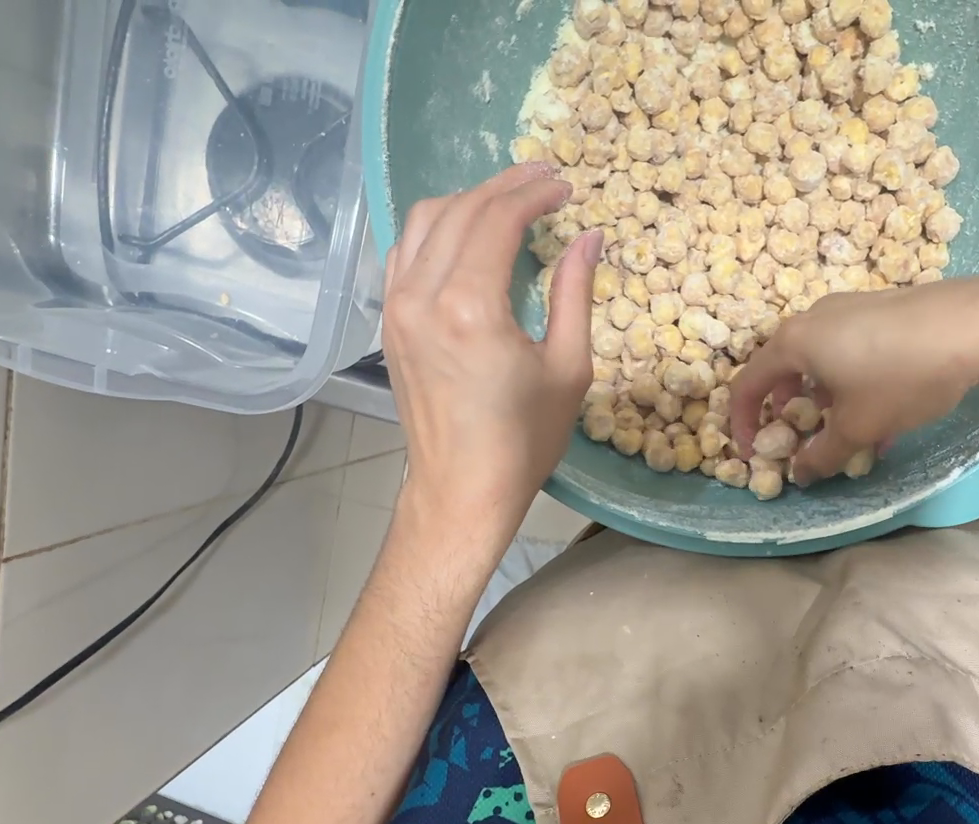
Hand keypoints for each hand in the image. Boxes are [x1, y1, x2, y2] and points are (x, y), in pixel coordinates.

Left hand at [382, 164, 601, 529]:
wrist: (461, 490)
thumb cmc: (524, 441)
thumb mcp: (567, 368)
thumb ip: (575, 294)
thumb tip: (589, 238)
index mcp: (471, 307)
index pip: (497, 220)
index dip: (534, 194)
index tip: (565, 187)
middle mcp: (423, 295)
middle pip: (459, 210)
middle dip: (504, 186)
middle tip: (544, 179)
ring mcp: (396, 307)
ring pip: (423, 222)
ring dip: (467, 201)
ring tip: (507, 201)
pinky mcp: (389, 323)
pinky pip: (405, 252)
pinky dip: (437, 230)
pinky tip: (465, 236)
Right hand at [730, 278, 978, 484]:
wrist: (976, 324)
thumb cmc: (901, 376)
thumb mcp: (858, 427)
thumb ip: (821, 455)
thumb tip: (800, 475)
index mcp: (792, 343)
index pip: (746, 385)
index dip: (742, 424)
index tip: (754, 453)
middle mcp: (812, 318)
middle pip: (782, 370)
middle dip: (786, 412)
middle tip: (800, 439)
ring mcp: (848, 307)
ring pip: (819, 361)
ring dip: (821, 400)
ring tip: (846, 431)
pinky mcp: (881, 308)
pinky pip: (848, 350)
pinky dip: (849, 383)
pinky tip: (883, 409)